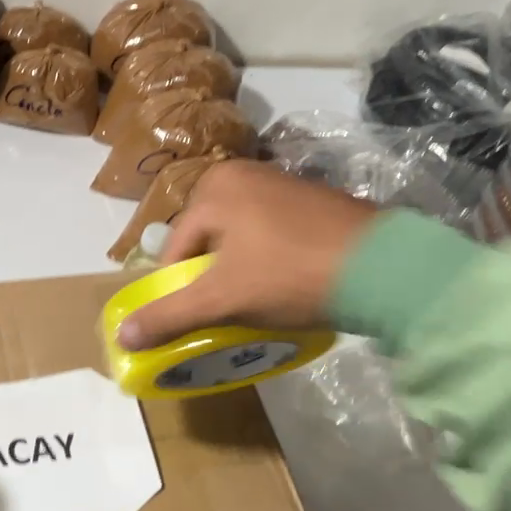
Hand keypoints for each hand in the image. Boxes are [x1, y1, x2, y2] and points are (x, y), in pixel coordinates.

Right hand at [117, 160, 378, 349]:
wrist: (387, 268)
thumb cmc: (291, 276)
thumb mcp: (223, 300)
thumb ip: (169, 316)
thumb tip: (122, 336)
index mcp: (214, 187)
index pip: (175, 249)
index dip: (178, 291)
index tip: (195, 321)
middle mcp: (244, 173)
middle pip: (205, 243)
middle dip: (211, 280)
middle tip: (228, 315)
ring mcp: (282, 183)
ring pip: (238, 240)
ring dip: (239, 273)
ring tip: (257, 306)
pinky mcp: (314, 200)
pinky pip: (270, 234)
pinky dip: (268, 261)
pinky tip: (286, 286)